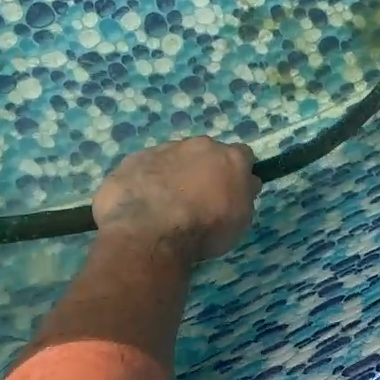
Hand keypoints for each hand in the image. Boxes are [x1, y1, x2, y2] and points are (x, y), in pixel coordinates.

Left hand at [91, 137, 260, 267]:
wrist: (150, 233)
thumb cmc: (204, 230)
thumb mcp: (240, 220)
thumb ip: (244, 194)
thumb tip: (246, 182)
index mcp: (230, 157)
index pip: (242, 155)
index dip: (237, 173)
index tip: (231, 191)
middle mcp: (199, 146)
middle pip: (205, 153)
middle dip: (202, 170)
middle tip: (195, 200)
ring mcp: (163, 150)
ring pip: (173, 157)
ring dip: (173, 174)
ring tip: (163, 206)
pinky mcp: (132, 160)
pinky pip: (144, 168)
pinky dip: (145, 182)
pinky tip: (140, 205)